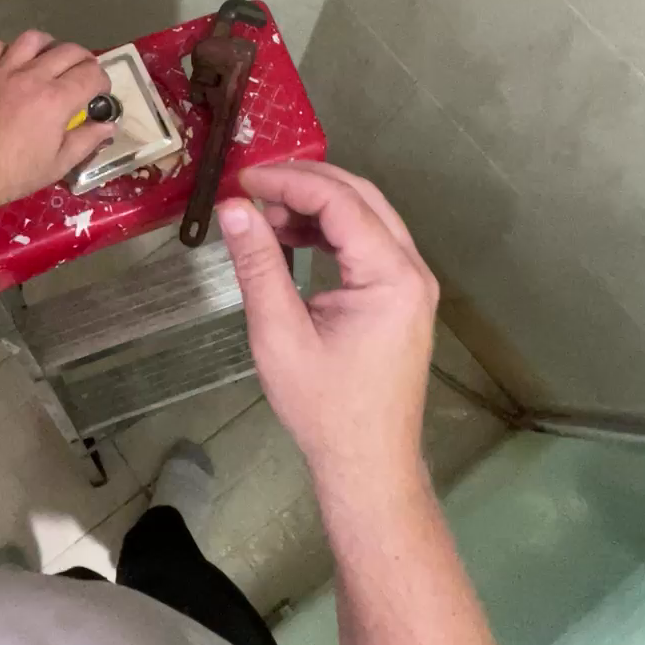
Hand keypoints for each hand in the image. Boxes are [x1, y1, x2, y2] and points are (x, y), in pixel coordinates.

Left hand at [0, 31, 116, 207]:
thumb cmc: (14, 174)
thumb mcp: (58, 165)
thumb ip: (86, 141)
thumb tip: (108, 126)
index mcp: (57, 99)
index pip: (91, 74)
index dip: (103, 81)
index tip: (100, 93)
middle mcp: (33, 76)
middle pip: (68, 50)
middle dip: (84, 59)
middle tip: (84, 75)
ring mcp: (4, 71)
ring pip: (33, 39)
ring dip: (50, 45)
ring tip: (51, 60)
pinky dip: (11, 50)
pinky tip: (15, 65)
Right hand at [215, 161, 437, 489]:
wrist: (367, 463)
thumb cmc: (324, 407)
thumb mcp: (279, 334)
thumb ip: (258, 265)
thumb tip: (233, 208)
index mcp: (391, 277)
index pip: (340, 201)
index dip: (289, 181)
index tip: (243, 181)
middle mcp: (411, 269)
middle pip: (360, 196)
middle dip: (304, 182)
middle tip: (253, 185)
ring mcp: (410, 282)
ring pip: (365, 214)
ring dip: (316, 205)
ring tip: (265, 215)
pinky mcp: (399, 294)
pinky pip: (365, 241)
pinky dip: (327, 230)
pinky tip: (291, 238)